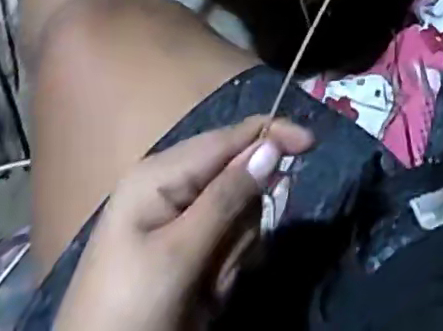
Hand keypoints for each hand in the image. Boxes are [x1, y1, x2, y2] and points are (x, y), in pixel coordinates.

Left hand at [53, 116, 315, 330]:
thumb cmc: (129, 309)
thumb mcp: (178, 256)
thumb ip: (227, 198)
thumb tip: (271, 145)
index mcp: (160, 173)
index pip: (228, 137)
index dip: (271, 133)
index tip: (312, 143)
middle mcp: (170, 185)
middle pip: (237, 178)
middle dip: (243, 222)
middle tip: (222, 264)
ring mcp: (176, 218)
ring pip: (237, 214)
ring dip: (234, 252)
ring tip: (206, 289)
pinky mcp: (183, 249)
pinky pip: (226, 242)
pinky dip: (226, 267)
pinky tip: (206, 297)